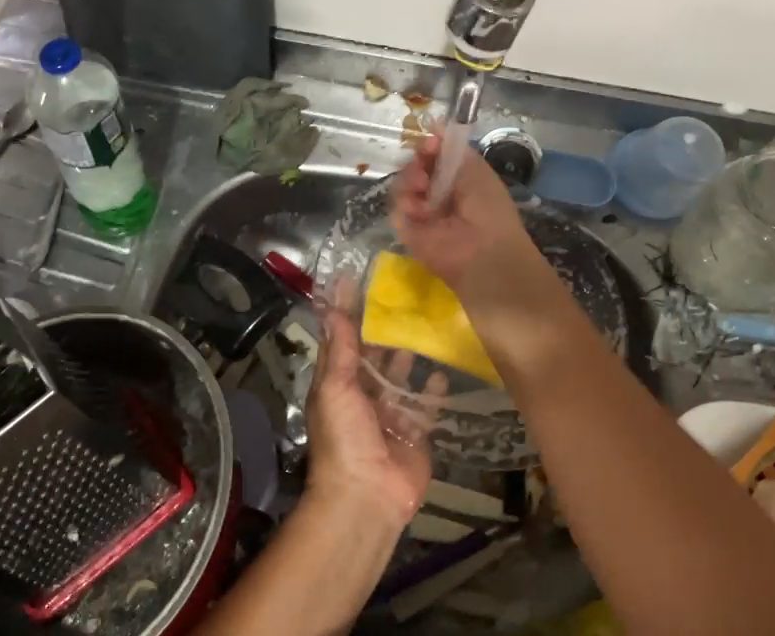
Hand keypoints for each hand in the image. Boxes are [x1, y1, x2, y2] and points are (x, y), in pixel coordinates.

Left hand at [304, 311, 433, 524]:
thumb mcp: (335, 388)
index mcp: (337, 382)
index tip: (355, 277)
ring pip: (400, 376)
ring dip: (409, 354)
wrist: (367, 496)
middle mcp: (362, 393)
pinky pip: (425, 406)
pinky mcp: (415, 432)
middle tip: (404, 294)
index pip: (342, 337)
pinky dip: (432, 390)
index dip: (346, 310)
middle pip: (374, 354)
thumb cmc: (344, 438)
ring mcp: (390, 412)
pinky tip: (443, 370)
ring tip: (427, 323)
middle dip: (384, 329)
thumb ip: (340, 350)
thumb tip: (332, 308)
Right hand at [390, 133, 543, 297]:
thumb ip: (453, 148)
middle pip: (414, 166)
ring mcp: (421, 211)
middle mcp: (437, 192)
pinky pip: (397, 207)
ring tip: (423, 187)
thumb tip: (435, 123)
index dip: (428, 146)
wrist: (484, 252)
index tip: (430, 143)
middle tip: (425, 166)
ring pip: (402, 183)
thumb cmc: (489, 209)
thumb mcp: (476, 170)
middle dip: (417, 161)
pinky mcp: (408, 229)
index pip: (432, 155)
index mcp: (456, 178)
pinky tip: (421, 209)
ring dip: (411, 180)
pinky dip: (406, 203)